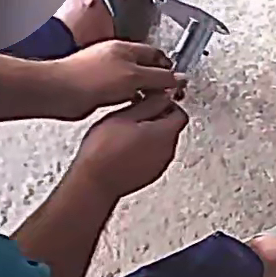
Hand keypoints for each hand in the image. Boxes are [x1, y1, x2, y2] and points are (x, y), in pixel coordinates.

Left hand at [44, 41, 184, 120]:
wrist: (59, 93)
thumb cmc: (89, 80)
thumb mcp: (135, 78)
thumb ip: (160, 78)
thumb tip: (179, 79)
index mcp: (125, 49)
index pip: (157, 54)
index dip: (169, 67)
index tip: (177, 81)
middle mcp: (115, 58)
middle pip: (147, 67)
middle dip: (158, 80)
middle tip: (167, 93)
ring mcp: (106, 72)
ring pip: (135, 81)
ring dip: (145, 91)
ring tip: (151, 100)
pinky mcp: (98, 87)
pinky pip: (123, 92)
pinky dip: (131, 98)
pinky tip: (132, 105)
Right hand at [70, 92, 189, 199]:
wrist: (95, 181)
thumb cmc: (105, 149)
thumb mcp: (124, 116)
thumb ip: (149, 104)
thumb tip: (164, 95)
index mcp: (165, 133)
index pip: (180, 113)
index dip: (167, 104)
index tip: (151, 101)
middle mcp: (169, 149)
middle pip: (172, 127)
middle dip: (157, 118)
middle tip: (135, 114)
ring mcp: (161, 163)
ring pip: (162, 141)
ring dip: (150, 134)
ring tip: (126, 131)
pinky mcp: (152, 173)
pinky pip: (154, 155)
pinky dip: (145, 149)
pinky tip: (125, 147)